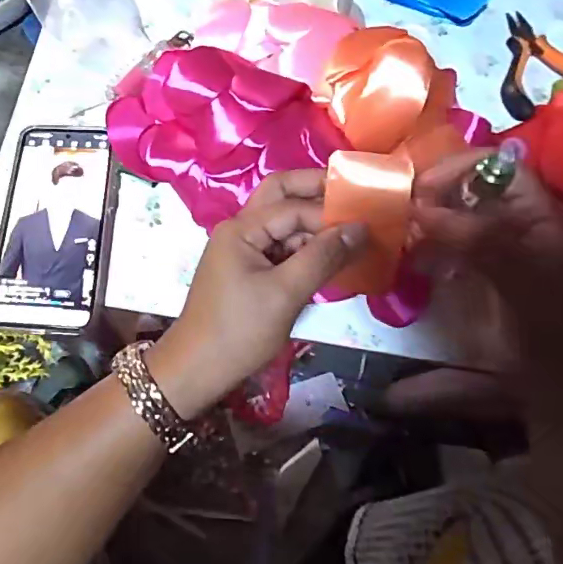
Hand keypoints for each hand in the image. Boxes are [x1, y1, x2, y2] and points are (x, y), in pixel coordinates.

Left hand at [148, 170, 364, 417]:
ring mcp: (243, 249)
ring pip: (282, 222)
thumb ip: (323, 257)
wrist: (196, 371)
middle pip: (281, 195)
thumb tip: (359, 228)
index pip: (293, 207)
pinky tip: (330, 256)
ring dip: (313, 223)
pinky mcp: (249, 269)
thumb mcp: (285, 293)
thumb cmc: (239, 331)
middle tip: (352, 196)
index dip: (329, 214)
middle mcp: (240, 229)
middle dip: (315, 192)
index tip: (366, 223)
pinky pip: (281, 246)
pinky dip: (305, 247)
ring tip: (349, 231)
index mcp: (242, 228)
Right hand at [410, 150, 562, 352]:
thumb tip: (420, 209)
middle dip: (435, 196)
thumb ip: (477, 240)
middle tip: (400, 213)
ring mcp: (499, 254)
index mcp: (538, 215)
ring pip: (457, 220)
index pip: (498, 167)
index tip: (420, 188)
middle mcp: (518, 227)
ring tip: (401, 237)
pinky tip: (412, 265)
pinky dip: (429, 251)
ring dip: (428, 223)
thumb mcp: (522, 279)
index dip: (459, 168)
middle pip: (472, 191)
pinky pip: (451, 252)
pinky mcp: (484, 281)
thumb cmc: (554, 330)